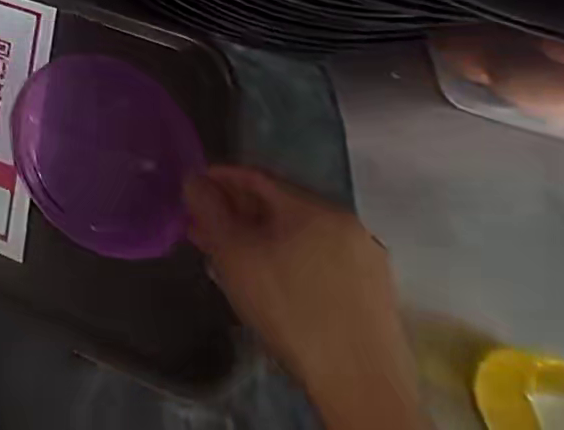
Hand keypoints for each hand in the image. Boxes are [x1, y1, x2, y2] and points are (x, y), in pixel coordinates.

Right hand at [185, 166, 424, 429]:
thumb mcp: (232, 251)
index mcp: (316, 208)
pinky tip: (263, 278)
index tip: (191, 188)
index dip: (218, 177)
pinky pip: (316, 259)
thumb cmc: (287, 307)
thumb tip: (195, 179)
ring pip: (296, 235)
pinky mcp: (372, 293)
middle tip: (201, 225)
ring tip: (224, 254)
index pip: (256, 177)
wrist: (360, 387)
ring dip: (256, 237)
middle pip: (277, 206)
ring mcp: (365, 260)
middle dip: (234, 213)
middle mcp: (346, 225)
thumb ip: (207, 207)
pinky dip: (284, 258)